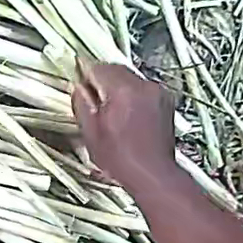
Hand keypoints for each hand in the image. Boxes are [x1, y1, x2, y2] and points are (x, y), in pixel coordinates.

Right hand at [72, 62, 176, 191]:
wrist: (152, 174)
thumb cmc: (123, 160)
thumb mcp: (91, 134)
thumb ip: (81, 104)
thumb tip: (77, 88)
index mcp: (122, 91)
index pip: (98, 68)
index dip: (84, 74)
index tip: (78, 78)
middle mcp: (143, 86)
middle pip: (115, 68)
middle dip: (101, 78)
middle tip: (89, 94)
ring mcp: (157, 93)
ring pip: (130, 77)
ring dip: (116, 86)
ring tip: (107, 108)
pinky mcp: (164, 101)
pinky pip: (142, 88)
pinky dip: (131, 94)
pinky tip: (124, 113)